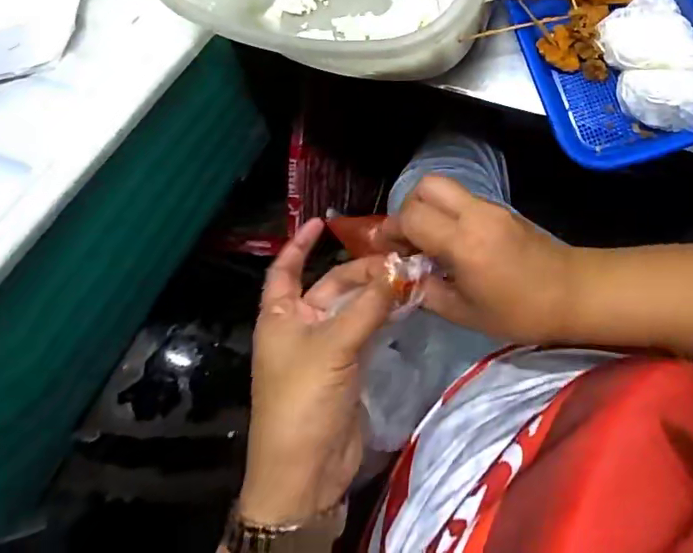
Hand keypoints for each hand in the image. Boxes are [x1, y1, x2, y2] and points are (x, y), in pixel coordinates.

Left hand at [239, 219, 395, 525]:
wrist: (307, 470)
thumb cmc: (304, 399)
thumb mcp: (334, 346)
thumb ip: (370, 304)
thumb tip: (401, 268)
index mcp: (280, 317)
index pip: (285, 270)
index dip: (299, 245)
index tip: (322, 221)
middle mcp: (301, 326)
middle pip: (332, 284)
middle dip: (363, 268)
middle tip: (400, 256)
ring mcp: (326, 346)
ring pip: (354, 305)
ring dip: (379, 290)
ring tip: (412, 272)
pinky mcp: (348, 365)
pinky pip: (367, 327)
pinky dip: (385, 313)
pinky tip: (408, 300)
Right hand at [379, 176, 579, 343]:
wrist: (572, 291)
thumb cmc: (519, 310)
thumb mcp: (466, 313)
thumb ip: (427, 291)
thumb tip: (404, 276)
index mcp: (463, 240)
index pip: (412, 215)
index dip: (392, 230)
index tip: (385, 250)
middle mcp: (476, 214)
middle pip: (428, 185)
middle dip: (409, 207)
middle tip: (408, 240)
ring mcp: (492, 208)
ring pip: (448, 189)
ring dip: (430, 209)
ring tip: (428, 245)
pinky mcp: (503, 210)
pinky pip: (465, 200)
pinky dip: (449, 213)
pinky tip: (452, 245)